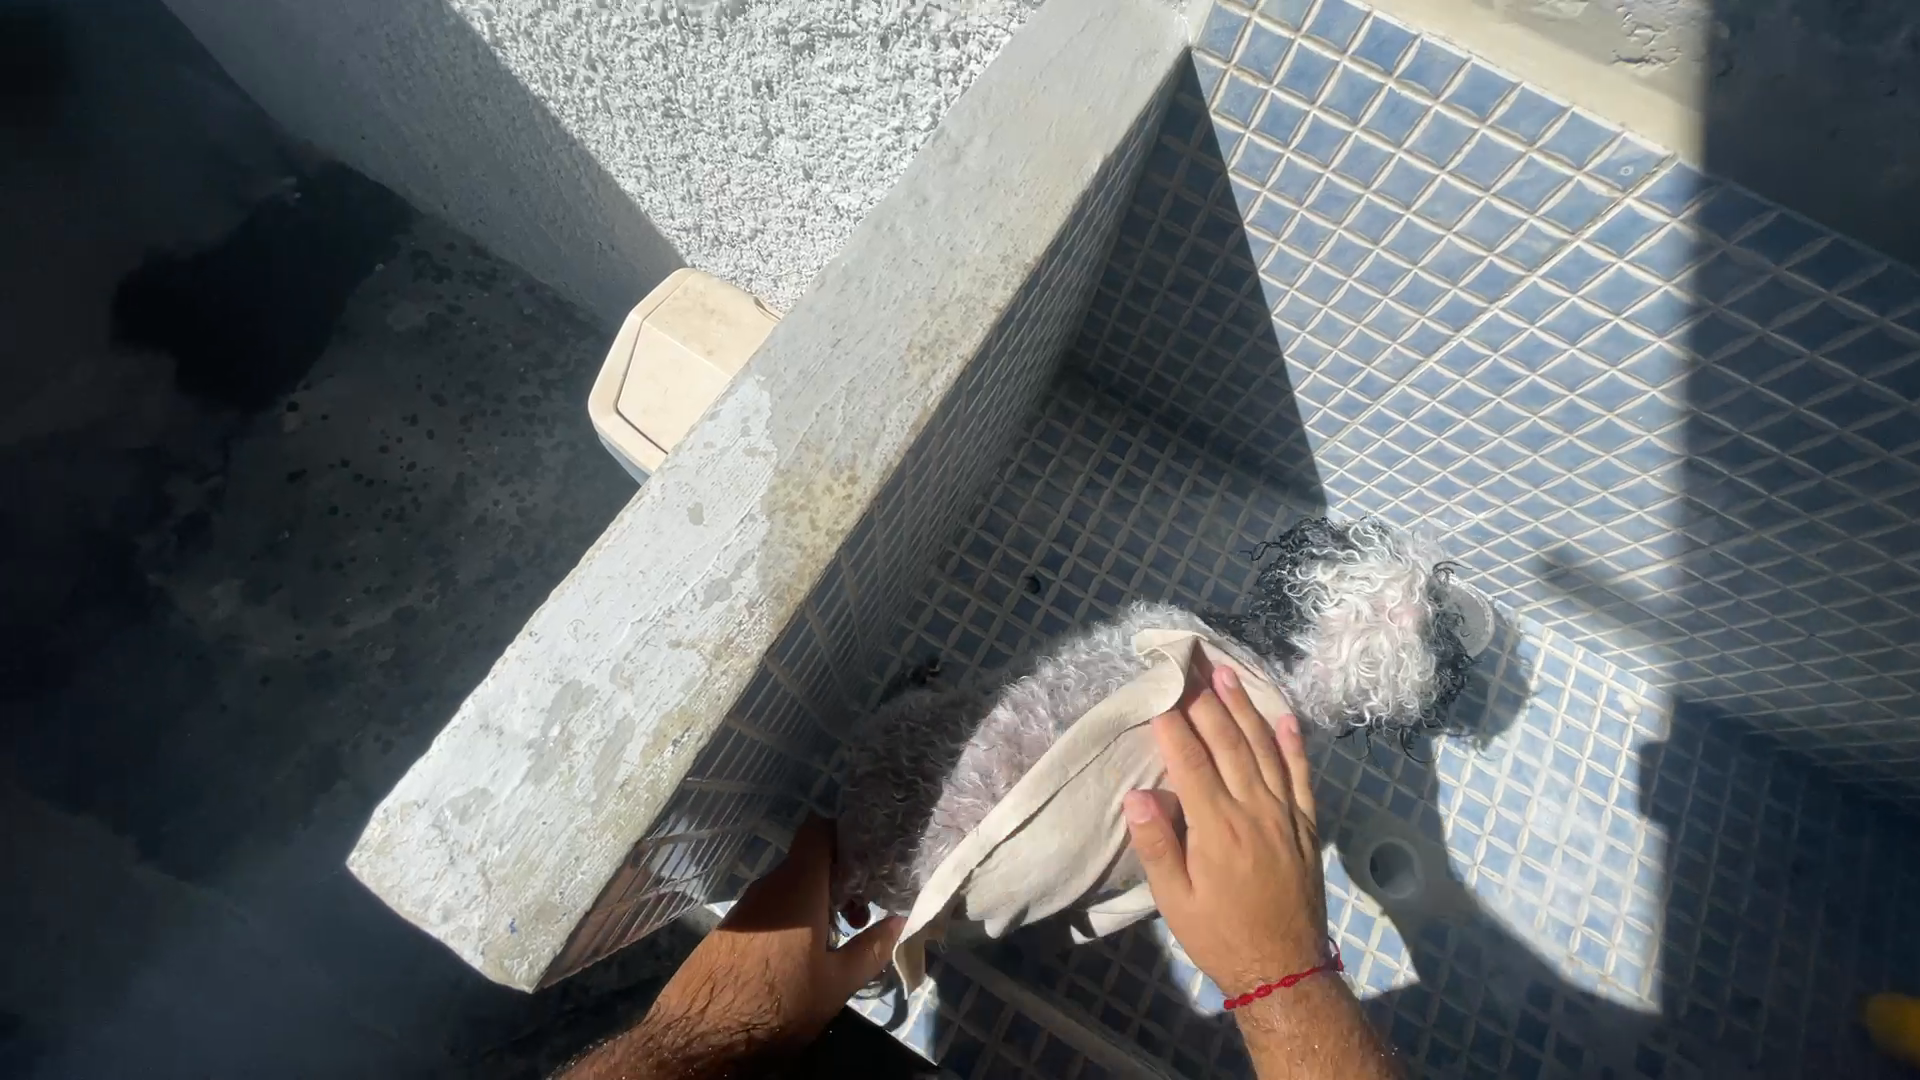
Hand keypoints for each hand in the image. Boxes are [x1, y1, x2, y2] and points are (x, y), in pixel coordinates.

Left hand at [560, 816, 902, 1077]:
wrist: (696, 1036)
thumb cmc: (776, 1001)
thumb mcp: (835, 983)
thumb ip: (871, 948)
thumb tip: (901, 921)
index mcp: (799, 882)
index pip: (818, 828)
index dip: (844, 835)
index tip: (866, 863)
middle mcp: (771, 882)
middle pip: (810, 860)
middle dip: (839, 880)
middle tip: (858, 916)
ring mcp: (747, 904)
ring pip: (791, 886)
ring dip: (816, 903)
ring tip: (833, 941)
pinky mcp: (731, 927)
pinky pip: (771, 907)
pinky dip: (792, 918)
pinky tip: (799, 956)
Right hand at [1123, 659, 1326, 996]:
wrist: (1284, 971)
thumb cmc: (1218, 934)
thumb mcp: (1174, 901)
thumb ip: (1156, 845)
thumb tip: (1137, 795)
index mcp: (1217, 827)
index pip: (1191, 761)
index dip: (1173, 724)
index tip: (1159, 691)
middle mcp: (1253, 811)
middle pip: (1227, 743)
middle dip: (1205, 700)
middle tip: (1190, 664)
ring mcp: (1285, 815)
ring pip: (1263, 749)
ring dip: (1245, 708)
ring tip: (1227, 674)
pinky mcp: (1306, 825)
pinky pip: (1301, 776)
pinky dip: (1293, 744)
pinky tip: (1284, 716)